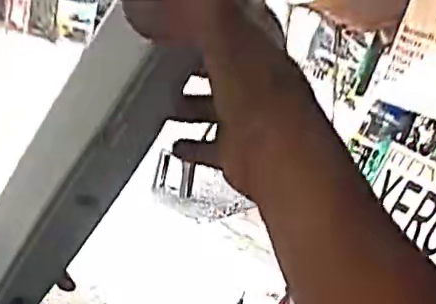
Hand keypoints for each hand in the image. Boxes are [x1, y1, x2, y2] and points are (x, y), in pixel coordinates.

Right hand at [124, 0, 314, 198]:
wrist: (277, 157)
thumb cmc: (265, 97)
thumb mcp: (223, 33)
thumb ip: (195, 12)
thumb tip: (158, 4)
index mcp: (256, 43)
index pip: (226, 19)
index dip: (199, 17)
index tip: (174, 17)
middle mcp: (254, 81)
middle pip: (218, 66)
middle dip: (192, 62)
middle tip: (168, 59)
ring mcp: (247, 119)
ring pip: (214, 108)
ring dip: (190, 106)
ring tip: (168, 102)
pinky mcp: (238, 153)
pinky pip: (211, 148)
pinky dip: (193, 147)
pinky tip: (179, 146)